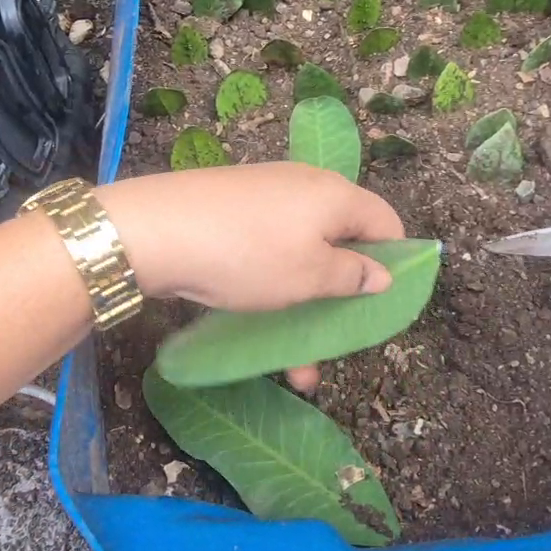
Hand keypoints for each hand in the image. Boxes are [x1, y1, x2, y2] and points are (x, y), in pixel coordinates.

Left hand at [98, 164, 404, 393]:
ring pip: (302, 254)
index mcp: (336, 194)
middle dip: (343, 296)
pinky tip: (260, 322)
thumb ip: (352, 275)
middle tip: (336, 340)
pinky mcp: (233, 207)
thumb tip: (382, 273)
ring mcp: (266, 194)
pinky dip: (274, 285)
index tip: (384, 303)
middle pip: (343, 240)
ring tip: (296, 365)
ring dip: (305, 305)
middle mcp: (306, 185)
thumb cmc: (247, 255)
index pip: (386, 221)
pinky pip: (269, 249)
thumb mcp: (309, 276)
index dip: (395, 261)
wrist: (154, 229)